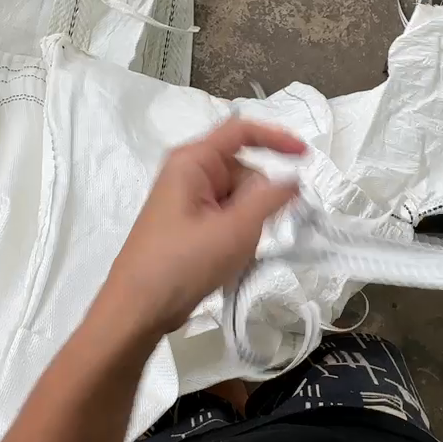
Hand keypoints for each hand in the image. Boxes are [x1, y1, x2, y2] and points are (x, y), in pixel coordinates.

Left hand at [96, 118, 305, 339]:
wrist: (137, 310)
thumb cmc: (183, 263)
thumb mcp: (235, 229)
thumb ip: (270, 198)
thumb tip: (293, 179)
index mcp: (193, 161)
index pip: (241, 131)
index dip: (277, 138)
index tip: (305, 155)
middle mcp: (188, 172)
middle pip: (242, 170)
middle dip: (257, 199)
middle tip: (251, 233)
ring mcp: (187, 199)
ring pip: (237, 197)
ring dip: (247, 222)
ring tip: (233, 252)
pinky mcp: (188, 223)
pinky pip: (226, 215)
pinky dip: (236, 232)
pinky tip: (225, 258)